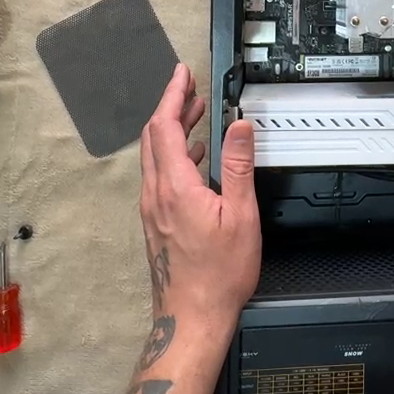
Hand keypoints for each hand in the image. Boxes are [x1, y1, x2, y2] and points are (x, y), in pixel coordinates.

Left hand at [137, 63, 260, 347]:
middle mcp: (156, 195)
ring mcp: (152, 210)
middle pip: (153, 137)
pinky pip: (159, 174)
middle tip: (190, 87)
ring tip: (195, 113)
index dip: (172, 95)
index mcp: (174, 188)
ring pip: (155, 155)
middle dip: (171, 106)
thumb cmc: (217, 275)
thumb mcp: (240, 215)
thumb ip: (237, 166)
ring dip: (172, 129)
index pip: (164, 126)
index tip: (182, 75)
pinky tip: (194, 156)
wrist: (192, 319)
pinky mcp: (156, 222)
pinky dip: (174, 153)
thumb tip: (239, 126)